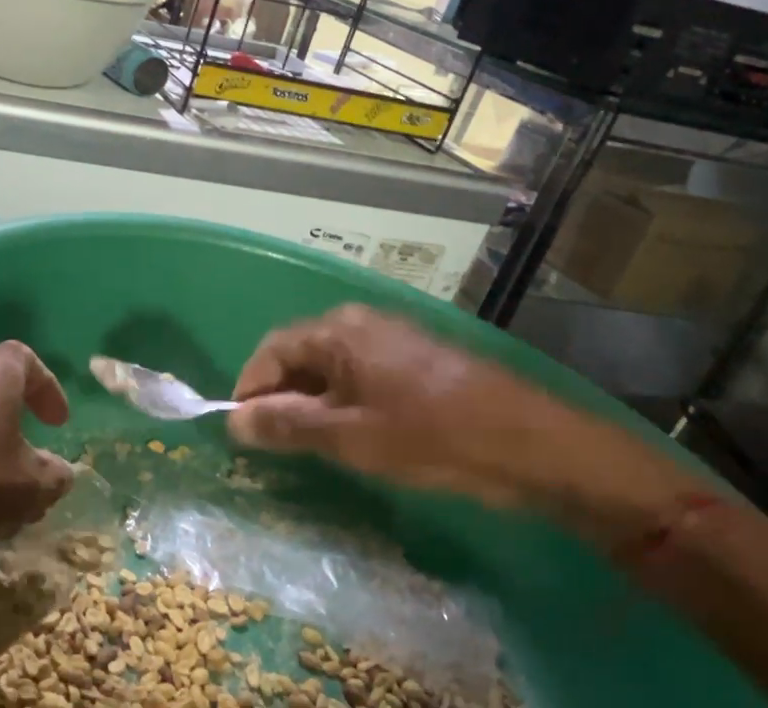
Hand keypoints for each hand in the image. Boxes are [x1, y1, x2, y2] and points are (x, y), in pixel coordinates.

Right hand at [228, 305, 699, 537]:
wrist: (533, 445)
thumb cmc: (430, 437)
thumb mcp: (348, 437)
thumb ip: (286, 425)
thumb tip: (234, 420)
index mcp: (336, 330)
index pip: (270, 350)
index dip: (249, 389)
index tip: (243, 431)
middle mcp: (359, 322)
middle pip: (299, 354)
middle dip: (281, 397)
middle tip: (277, 444)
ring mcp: (392, 337)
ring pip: (331, 366)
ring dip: (312, 401)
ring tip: (314, 445)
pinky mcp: (417, 359)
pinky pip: (361, 373)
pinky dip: (344, 401)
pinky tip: (356, 435)